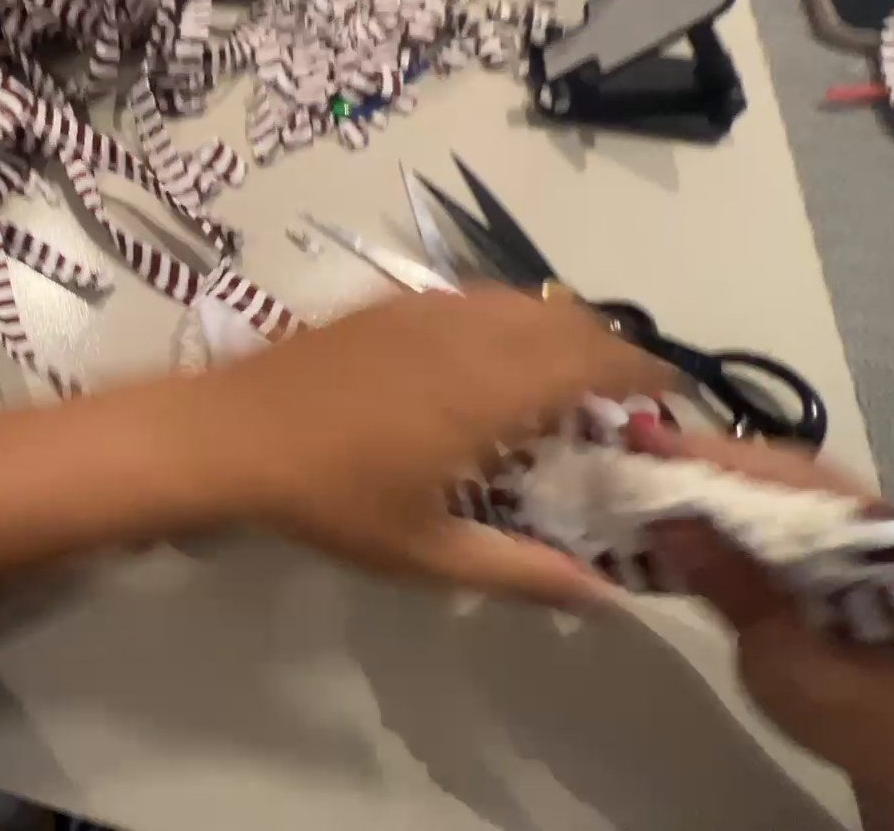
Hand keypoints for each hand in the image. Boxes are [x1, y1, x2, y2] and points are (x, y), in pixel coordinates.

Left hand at [200, 285, 666, 610]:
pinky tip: (474, 353)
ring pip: (510, 299)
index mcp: (487, 387)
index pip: (596, 359)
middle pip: (562, 318)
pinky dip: (493, 315)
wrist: (228, 433)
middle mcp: (461, 332)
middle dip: (604, 350)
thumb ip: (518, 572)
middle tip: (611, 398)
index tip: (666, 399)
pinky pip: (459, 295)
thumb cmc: (325, 496)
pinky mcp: (375, 304)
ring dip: (549, 327)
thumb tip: (604, 597)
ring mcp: (413, 309)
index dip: (644, 373)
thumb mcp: (422, 551)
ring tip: (549, 374)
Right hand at [632, 425, 893, 830]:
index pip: (794, 483)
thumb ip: (733, 588)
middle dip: (702, 456)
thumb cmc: (857, 719)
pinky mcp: (836, 549)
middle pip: (782, 470)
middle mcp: (883, 529)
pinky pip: (774, 505)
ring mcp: (862, 536)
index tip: (645, 437)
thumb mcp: (789, 662)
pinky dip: (721, 497)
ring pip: (775, 482)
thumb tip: (663, 523)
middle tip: (630, 442)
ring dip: (706, 473)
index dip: (715, 459)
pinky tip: (677, 499)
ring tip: (642, 462)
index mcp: (892, 554)